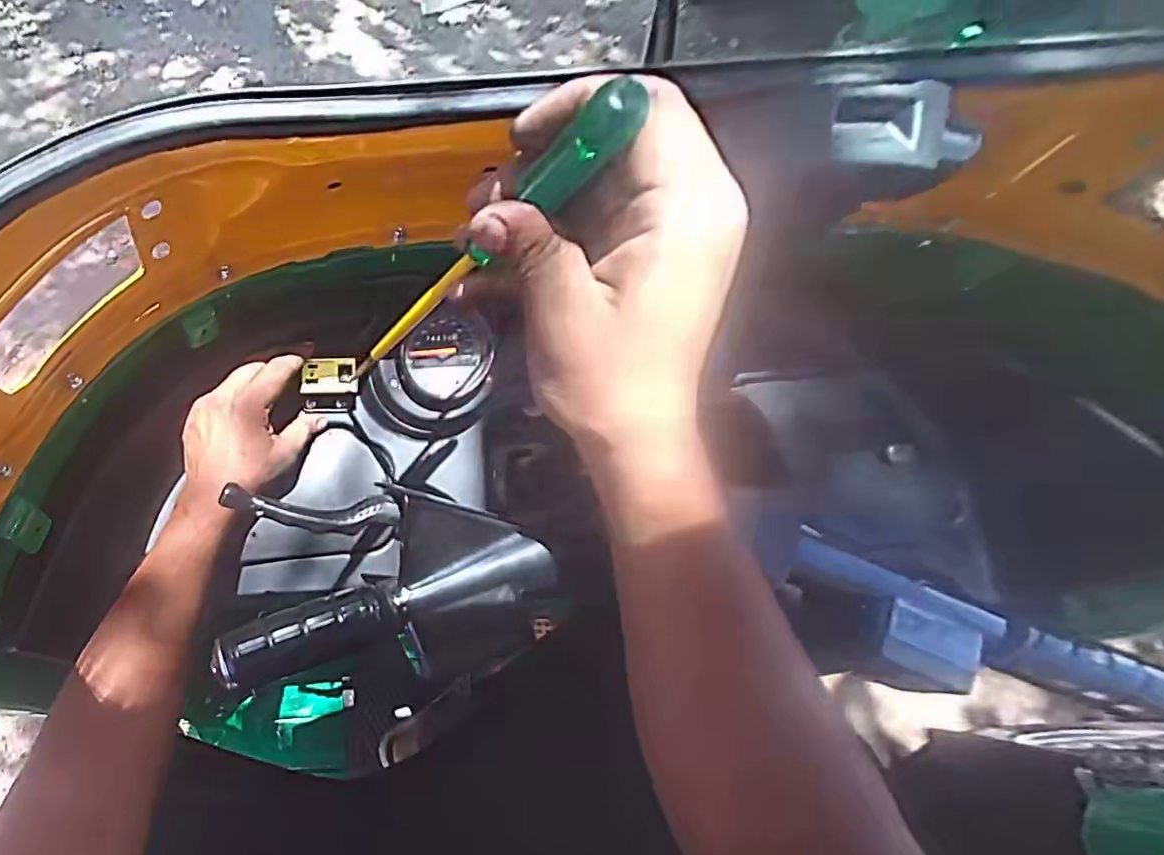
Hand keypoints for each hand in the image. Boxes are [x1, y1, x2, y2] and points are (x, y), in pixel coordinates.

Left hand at [178, 354, 322, 526]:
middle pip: (252, 367)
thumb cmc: (241, 485)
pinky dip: (234, 397)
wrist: (212, 505)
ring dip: (253, 381)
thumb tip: (315, 420)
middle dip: (274, 369)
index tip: (305, 358)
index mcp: (244, 405)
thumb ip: (303, 429)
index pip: (275, 368)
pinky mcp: (195, 420)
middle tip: (292, 376)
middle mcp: (219, 401)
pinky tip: (245, 411)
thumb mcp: (284, 456)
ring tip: (270, 394)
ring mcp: (203, 410)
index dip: (295, 360)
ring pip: (232, 379)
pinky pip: (217, 396)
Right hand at [460, 75, 746, 475]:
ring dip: (527, 211)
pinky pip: (582, 233)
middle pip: (610, 148)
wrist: (632, 439)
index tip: (520, 141)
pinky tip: (487, 276)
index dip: (578, 109)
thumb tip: (489, 213)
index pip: (644, 107)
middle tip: (485, 203)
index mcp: (686, 207)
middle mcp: (683, 210)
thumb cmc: (611, 383)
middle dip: (538, 170)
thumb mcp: (561, 306)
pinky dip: (536, 247)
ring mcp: (657, 238)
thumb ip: (528, 244)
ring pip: (588, 191)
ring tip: (476, 240)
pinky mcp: (632, 264)